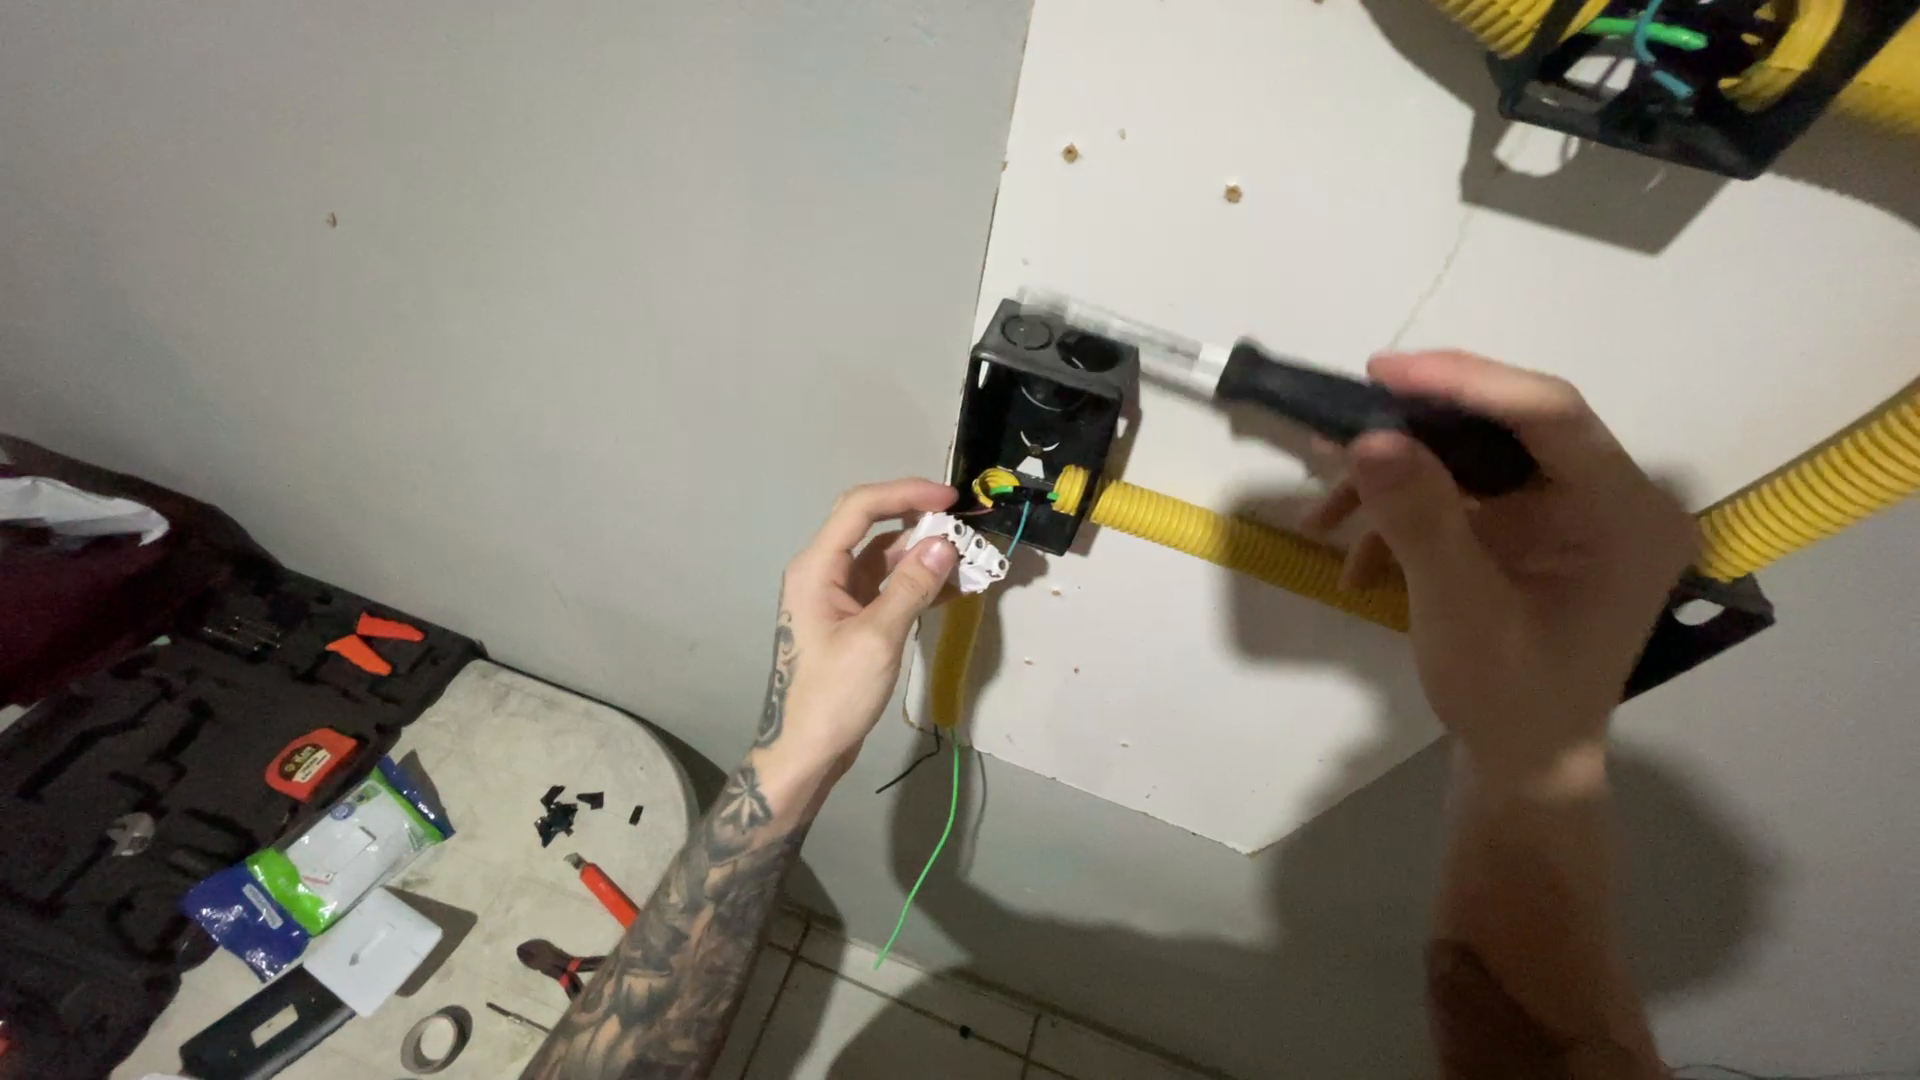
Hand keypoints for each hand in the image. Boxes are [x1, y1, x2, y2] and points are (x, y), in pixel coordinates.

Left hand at [756, 478, 960, 771]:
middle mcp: (824, 572)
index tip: (950, 499)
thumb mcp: (877, 637)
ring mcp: (837, 595)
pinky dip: (917, 583)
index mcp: (817, 567)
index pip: (860, 508)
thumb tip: (946, 543)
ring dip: (923, 555)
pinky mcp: (852, 617)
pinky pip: (887, 586)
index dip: (906, 493)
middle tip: (962, 526)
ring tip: (967, 559)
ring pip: (884, 557)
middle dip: (918, 521)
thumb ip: (912, 586)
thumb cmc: (833, 695)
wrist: (805, 751)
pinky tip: (952, 588)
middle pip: (872, 526)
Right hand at [1306, 352, 1695, 786]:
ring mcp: (1560, 513)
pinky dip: (1396, 519)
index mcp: (1624, 514)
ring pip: (1467, 459)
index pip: (1551, 414)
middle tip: (1340, 425)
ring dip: (1389, 483)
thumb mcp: (1459, 611)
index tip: (1382, 373)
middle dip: (1412, 430)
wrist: (1517, 754)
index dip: (1465, 382)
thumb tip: (1366, 438)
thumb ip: (1420, 521)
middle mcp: (1602, 498)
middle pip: (1503, 426)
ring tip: (1321, 513)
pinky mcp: (1521, 529)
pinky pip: (1453, 497)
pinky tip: (1355, 562)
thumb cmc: (1508, 694)